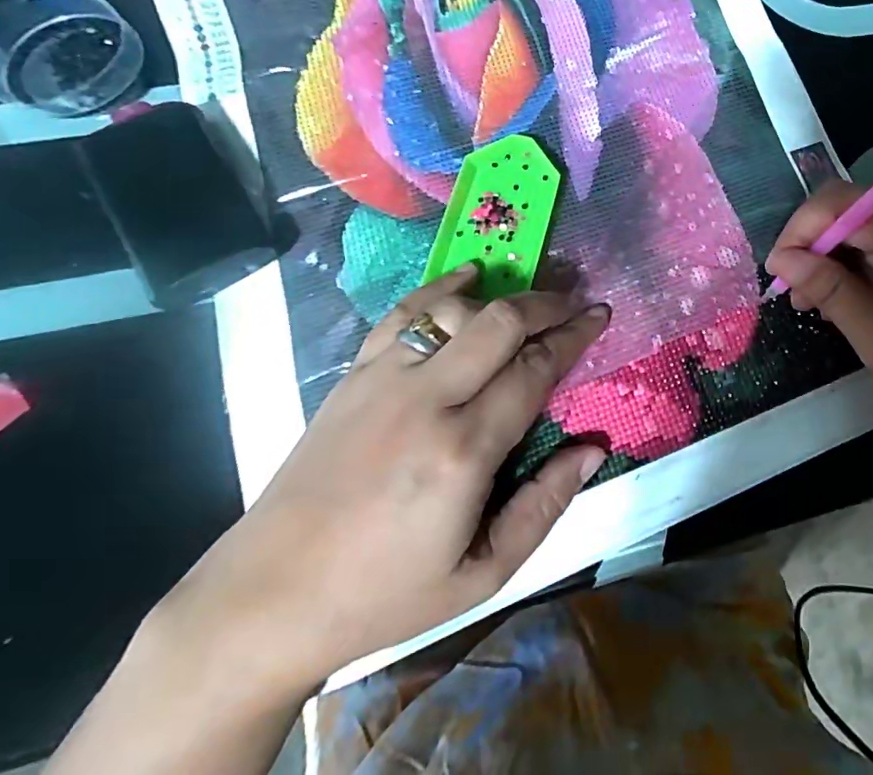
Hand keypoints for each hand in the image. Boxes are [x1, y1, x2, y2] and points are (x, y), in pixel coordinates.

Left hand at [146, 264, 609, 698]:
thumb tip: (593, 449)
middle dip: (546, 303)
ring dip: (501, 295)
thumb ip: (544, 505)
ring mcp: (382, 380)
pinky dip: (440, 289)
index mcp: (463, 451)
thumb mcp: (482, 573)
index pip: (534, 370)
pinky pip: (402, 314)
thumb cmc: (384, 593)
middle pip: (499, 323)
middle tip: (576, 300)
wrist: (272, 593)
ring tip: (531, 296)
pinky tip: (466, 278)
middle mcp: (425, 399)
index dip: (573, 337)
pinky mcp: (353, 376)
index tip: (600, 316)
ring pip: (453, 309)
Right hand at [764, 182, 872, 427]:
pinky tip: (838, 292)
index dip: (802, 230)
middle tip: (795, 295)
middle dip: (808, 244)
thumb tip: (782, 260)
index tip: (781, 275)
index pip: (844, 204)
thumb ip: (836, 297)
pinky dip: (843, 257)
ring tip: (812, 300)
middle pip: (844, 204)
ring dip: (822, 253)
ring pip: (850, 217)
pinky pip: (868, 230)